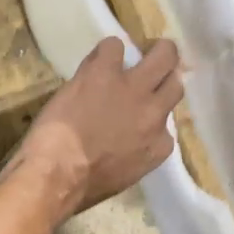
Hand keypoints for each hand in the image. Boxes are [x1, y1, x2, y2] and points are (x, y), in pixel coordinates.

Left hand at [14, 37, 183, 212]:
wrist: (58, 173)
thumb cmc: (83, 187)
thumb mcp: (122, 177)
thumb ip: (134, 154)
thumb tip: (126, 142)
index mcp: (158, 147)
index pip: (168, 125)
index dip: (153, 117)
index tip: (140, 117)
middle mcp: (154, 114)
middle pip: (175, 83)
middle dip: (165, 77)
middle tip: (148, 74)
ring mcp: (133, 88)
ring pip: (163, 54)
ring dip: (151, 53)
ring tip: (129, 58)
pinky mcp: (106, 71)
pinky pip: (114, 45)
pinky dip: (105, 53)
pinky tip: (93, 65)